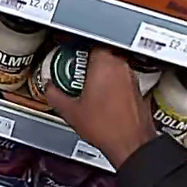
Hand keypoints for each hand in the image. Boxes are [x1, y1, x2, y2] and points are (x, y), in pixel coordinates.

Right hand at [44, 50, 156, 166]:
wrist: (131, 144)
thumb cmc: (106, 127)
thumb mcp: (71, 111)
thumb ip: (55, 94)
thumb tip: (49, 87)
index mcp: (104, 64)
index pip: (90, 42)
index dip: (78, 45)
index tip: (70, 50)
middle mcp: (120, 66)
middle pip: (102, 52)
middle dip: (87, 60)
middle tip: (74, 70)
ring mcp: (131, 77)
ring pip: (113, 65)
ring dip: (100, 71)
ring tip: (86, 84)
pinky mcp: (137, 89)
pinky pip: (120, 78)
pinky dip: (111, 82)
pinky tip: (101, 96)